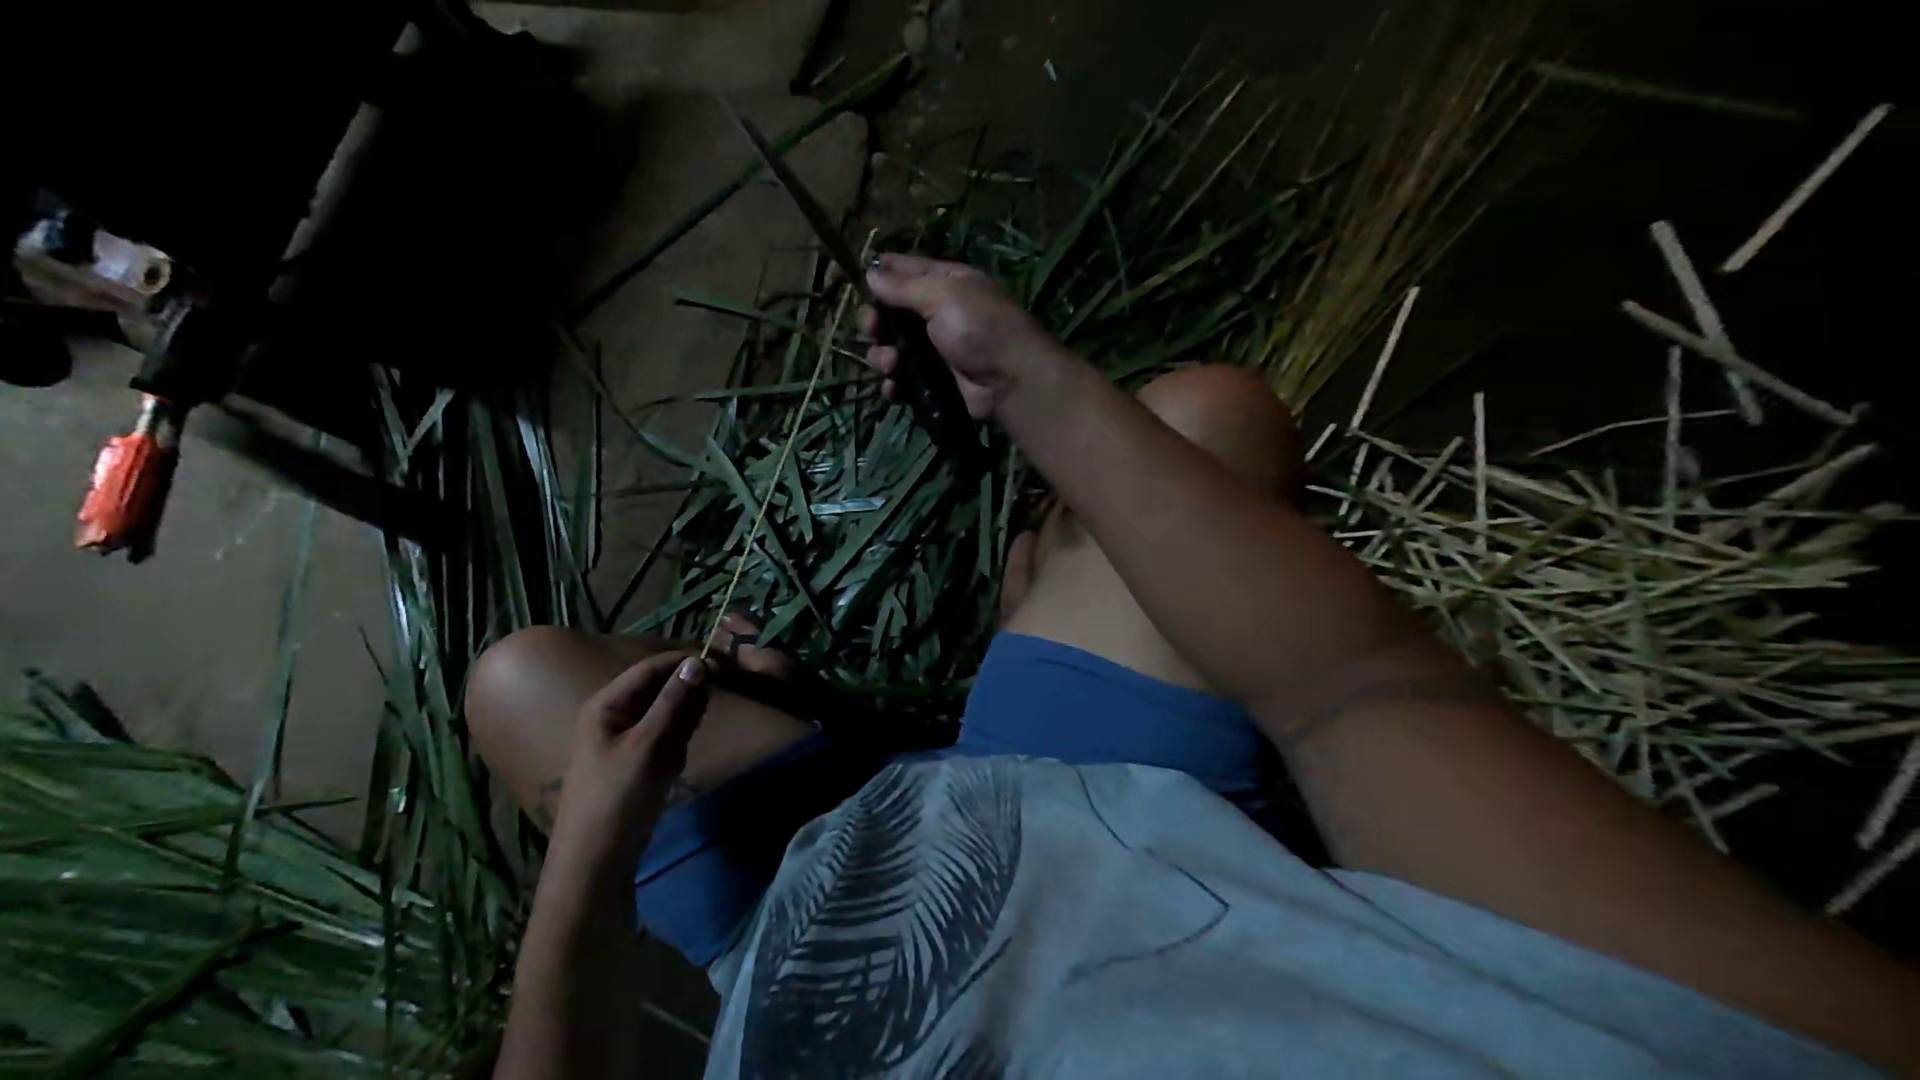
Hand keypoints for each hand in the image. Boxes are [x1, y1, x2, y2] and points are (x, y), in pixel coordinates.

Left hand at [546, 653, 709, 871]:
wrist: (597, 859)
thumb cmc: (619, 796)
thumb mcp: (650, 744)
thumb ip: (674, 701)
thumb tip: (697, 662)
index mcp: (606, 704)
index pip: (652, 667)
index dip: (685, 662)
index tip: (723, 665)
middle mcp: (612, 714)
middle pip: (659, 688)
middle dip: (685, 698)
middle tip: (702, 717)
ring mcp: (622, 738)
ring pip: (665, 712)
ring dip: (681, 723)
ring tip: (682, 747)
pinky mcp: (633, 759)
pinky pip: (662, 735)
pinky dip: (675, 742)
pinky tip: (675, 762)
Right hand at [860, 254, 1066, 418]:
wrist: (1010, 379)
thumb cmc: (979, 326)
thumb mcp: (942, 294)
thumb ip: (903, 286)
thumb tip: (870, 272)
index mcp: (943, 282)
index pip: (903, 270)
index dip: (878, 276)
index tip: (857, 285)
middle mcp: (937, 313)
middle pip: (890, 314)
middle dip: (874, 322)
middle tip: (873, 330)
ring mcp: (934, 350)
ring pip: (891, 349)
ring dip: (882, 356)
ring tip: (891, 363)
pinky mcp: (933, 381)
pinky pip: (902, 380)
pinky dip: (893, 384)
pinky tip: (894, 387)